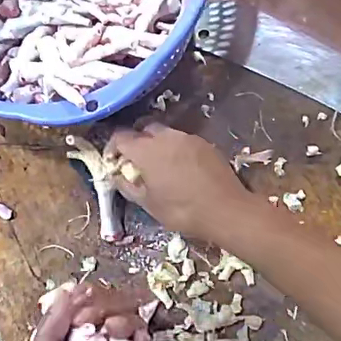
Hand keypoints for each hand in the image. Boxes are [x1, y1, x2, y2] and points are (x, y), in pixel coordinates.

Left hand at [19, 282, 150, 340]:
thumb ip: (51, 328)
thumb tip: (68, 289)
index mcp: (76, 338)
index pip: (91, 305)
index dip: (91, 301)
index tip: (84, 305)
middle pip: (118, 312)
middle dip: (111, 310)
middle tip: (99, 323)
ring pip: (137, 329)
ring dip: (127, 326)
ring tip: (113, 335)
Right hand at [108, 124, 256, 240]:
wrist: (227, 209)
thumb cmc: (183, 210)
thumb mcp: (149, 204)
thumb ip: (128, 186)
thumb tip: (117, 176)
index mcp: (147, 150)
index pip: (121, 137)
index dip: (113, 147)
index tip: (114, 162)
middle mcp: (167, 137)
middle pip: (144, 129)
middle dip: (136, 142)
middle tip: (136, 163)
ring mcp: (189, 138)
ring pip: (166, 134)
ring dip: (157, 145)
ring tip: (159, 167)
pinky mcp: (206, 144)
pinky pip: (183, 141)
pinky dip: (176, 149)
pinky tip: (181, 169)